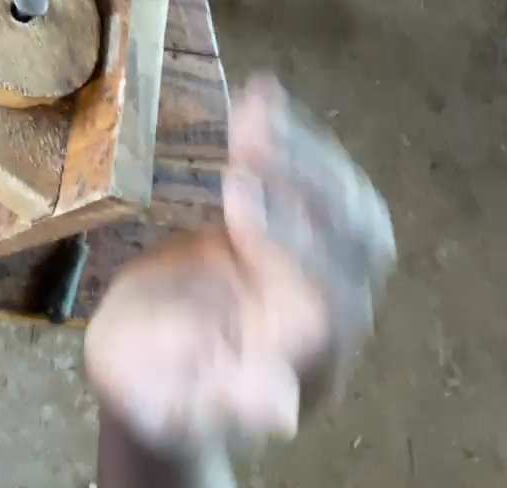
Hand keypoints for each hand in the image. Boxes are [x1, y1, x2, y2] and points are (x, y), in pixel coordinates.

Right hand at [84, 78, 392, 450]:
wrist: (157, 377)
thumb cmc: (149, 392)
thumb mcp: (162, 406)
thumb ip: (214, 405)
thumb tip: (278, 406)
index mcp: (297, 361)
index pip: (326, 301)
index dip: (289, 243)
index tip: (232, 188)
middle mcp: (324, 317)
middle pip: (357, 249)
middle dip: (311, 184)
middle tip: (251, 133)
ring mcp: (313, 274)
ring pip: (350, 212)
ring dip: (307, 152)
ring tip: (256, 101)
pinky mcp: (290, 240)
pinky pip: (319, 190)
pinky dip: (297, 143)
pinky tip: (260, 101)